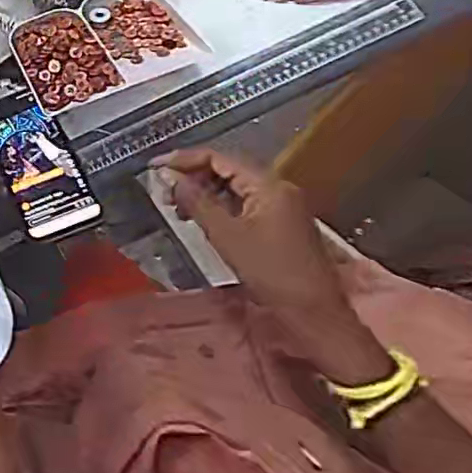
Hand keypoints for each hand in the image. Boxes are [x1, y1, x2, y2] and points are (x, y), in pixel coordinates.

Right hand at [152, 147, 389, 383]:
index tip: (156, 167)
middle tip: (163, 189)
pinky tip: (202, 218)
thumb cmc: (271, 272)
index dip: (184, 159)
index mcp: (268, 185)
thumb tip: (169, 177)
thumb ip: (195, 201)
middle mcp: (278, 188)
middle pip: (227, 169)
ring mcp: (282, 205)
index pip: (219, 158)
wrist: (315, 315)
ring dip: (204, 192)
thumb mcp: (226, 235)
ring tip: (177, 206)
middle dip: (193, 175)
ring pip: (234, 186)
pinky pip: (243, 202)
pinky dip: (219, 205)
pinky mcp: (281, 223)